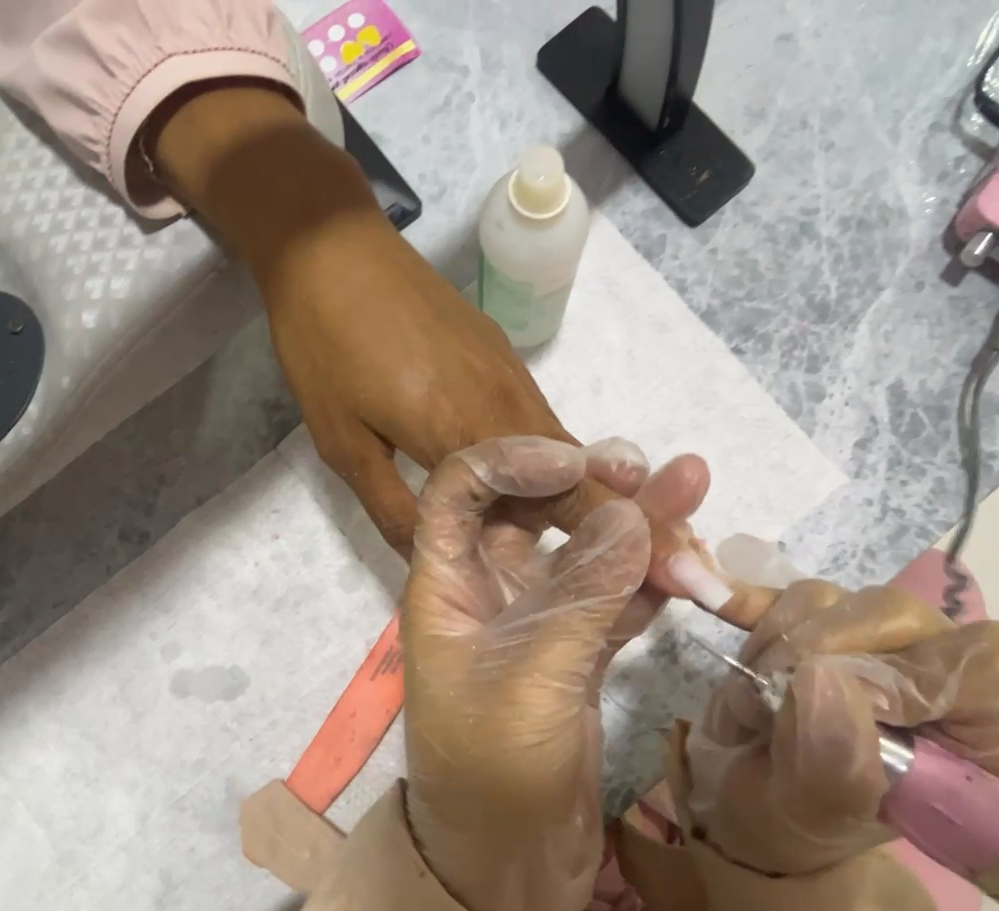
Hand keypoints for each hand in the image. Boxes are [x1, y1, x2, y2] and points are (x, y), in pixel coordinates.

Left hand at [150, 86, 719, 588]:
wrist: (329, 242)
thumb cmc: (325, 345)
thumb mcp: (342, 442)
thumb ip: (394, 508)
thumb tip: (436, 561)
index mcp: (468, 430)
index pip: (560, 498)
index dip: (612, 543)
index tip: (660, 580)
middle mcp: (508, 403)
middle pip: (581, 476)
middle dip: (628, 525)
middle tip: (673, 569)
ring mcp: (510, 375)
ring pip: (565, 450)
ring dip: (597, 498)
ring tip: (631, 543)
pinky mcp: (503, 357)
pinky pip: (542, 422)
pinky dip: (561, 463)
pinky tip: (562, 491)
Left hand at [402, 436, 708, 910]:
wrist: (507, 870)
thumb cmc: (494, 777)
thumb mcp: (534, 679)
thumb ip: (582, 593)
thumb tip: (632, 513)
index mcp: (446, 584)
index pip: (462, 488)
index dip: (514, 458)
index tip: (580, 462)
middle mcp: (488, 590)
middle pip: (537, 508)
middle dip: (597, 487)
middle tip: (663, 479)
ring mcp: (537, 620)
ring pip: (587, 550)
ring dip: (641, 527)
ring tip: (699, 496)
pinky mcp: (578, 654)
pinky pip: (617, 597)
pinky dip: (653, 581)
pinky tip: (695, 570)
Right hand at [687, 580, 998, 876]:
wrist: (751, 811)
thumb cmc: (802, 827)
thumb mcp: (822, 815)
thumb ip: (835, 759)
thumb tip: (816, 674)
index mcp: (973, 726)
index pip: (985, 662)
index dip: (915, 675)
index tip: (852, 711)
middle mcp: (932, 666)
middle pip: (895, 614)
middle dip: (813, 656)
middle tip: (763, 708)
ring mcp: (868, 634)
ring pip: (829, 599)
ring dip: (768, 650)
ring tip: (745, 710)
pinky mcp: (812, 617)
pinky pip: (780, 591)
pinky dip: (743, 599)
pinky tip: (716, 604)